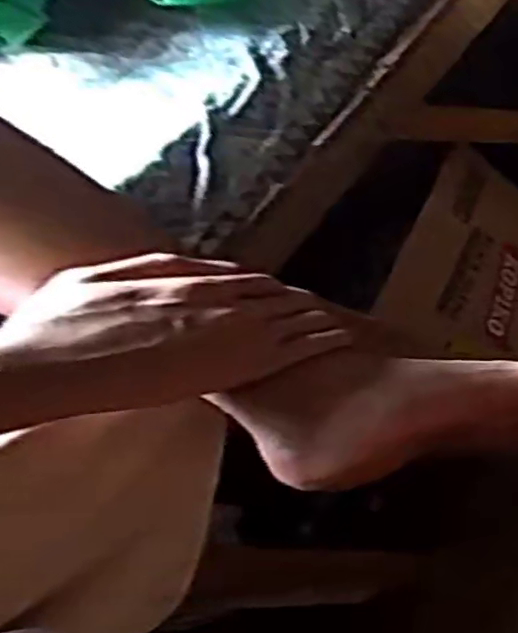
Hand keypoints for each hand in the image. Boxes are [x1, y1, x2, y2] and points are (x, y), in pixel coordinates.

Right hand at [0, 254, 352, 413]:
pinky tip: (348, 337)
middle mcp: (230, 304)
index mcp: (195, 284)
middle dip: (304, 302)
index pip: (256, 281)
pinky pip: (313, 344)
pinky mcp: (258, 362)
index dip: (274, 289)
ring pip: (305, 316)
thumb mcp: (95, 280)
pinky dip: (333, 337)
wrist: (53, 371)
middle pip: (287, 297)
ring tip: (343, 320)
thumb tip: (194, 262)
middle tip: (322, 310)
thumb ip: (151, 267)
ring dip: (324, 316)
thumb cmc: (59, 328)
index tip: (284, 296)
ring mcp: (248, 333)